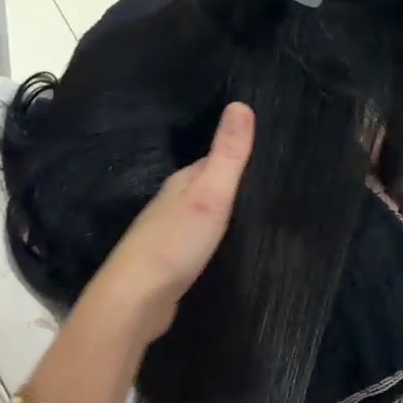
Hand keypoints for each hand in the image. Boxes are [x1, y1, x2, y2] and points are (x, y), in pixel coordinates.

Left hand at [79, 103, 254, 338]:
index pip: (213, 158)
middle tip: (266, 181)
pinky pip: (195, 239)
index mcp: (181, 181)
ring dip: (219, 209)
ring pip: (199, 212)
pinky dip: (211, 235)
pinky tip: (223, 244)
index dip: (235, 151)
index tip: (264, 148)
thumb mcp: (210, 194)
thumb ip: (227, 154)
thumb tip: (241, 103)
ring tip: (251, 210)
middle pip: (205, 184)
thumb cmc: (175, 242)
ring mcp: (167, 232)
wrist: (135, 299)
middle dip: (228, 181)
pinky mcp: (168, 262)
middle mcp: (171, 201)